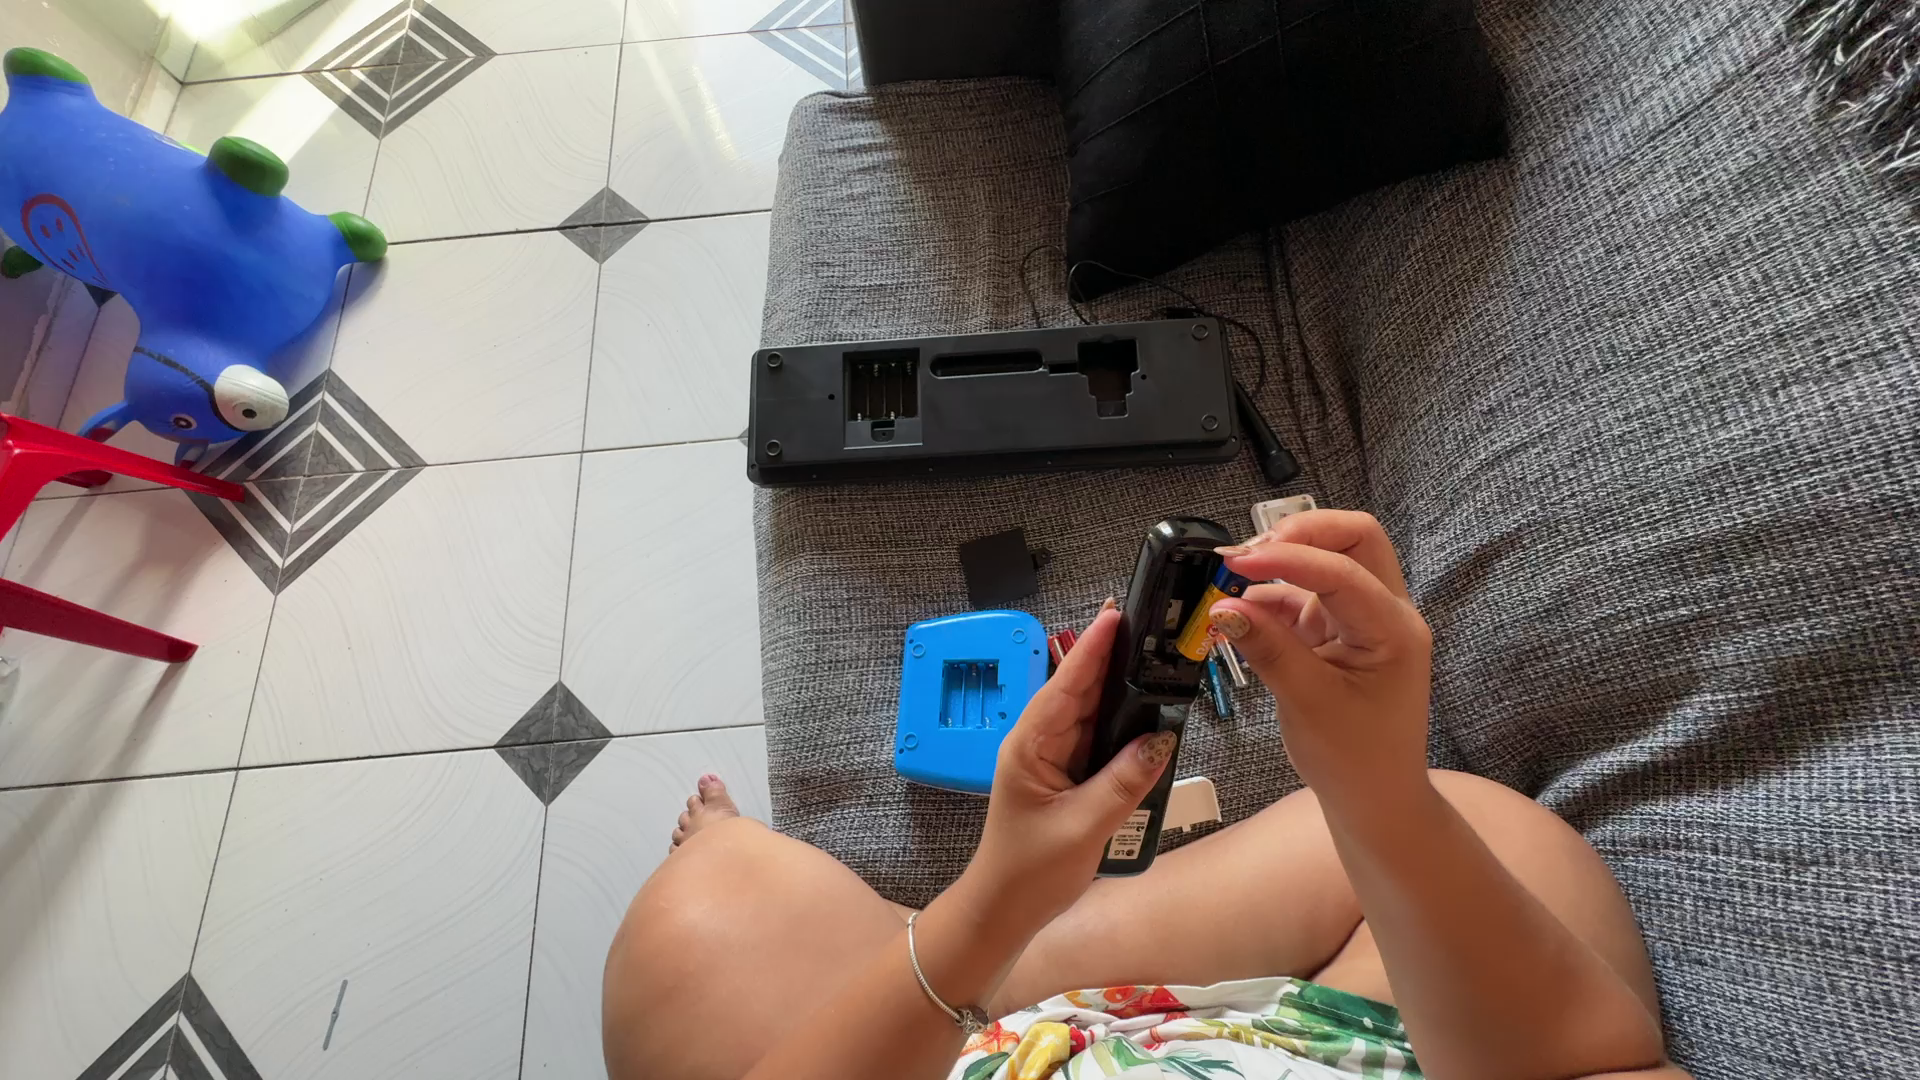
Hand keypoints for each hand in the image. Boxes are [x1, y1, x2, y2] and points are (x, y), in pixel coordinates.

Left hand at [963, 602, 1173, 933]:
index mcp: (1031, 744)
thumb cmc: (1031, 870)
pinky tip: (1145, 707)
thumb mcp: (1081, 827)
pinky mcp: (1068, 773)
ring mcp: (1054, 756)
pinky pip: (1097, 738)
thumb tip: (1162, 739)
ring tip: (1151, 654)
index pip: (1064, 686)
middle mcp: (1040, 740)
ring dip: (1118, 686)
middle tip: (1145, 624)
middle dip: (1109, 656)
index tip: (1115, 614)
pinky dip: (1120, 721)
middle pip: (1079, 690)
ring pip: (1090, 712)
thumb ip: (1122, 783)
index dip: (1091, 649)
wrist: (1005, 909)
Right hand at [1207, 510, 1432, 803]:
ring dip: (1282, 560)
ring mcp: (1358, 619)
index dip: (1288, 558)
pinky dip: (1269, 594)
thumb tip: (1222, 607)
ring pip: (1328, 561)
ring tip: (1234, 576)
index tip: (1237, 562)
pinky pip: (1301, 595)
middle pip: (1355, 540)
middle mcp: (1383, 613)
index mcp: (1393, 629)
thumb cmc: (1353, 757)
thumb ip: (1267, 647)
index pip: (1343, 571)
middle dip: (1302, 533)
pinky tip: (1239, 608)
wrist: (1373, 797)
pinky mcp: (1334, 631)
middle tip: (1251, 550)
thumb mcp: (1306, 701)